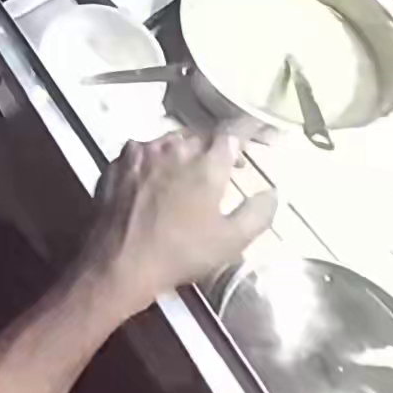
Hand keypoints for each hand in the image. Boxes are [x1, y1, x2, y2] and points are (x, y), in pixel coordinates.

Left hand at [74, 131, 278, 318]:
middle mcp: (173, 147)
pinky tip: (150, 182)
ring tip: (182, 176)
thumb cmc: (180, 252)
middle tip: (218, 169)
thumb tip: (274, 192)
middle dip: (211, 148)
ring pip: (168, 141)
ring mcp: (142, 150)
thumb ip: (257, 214)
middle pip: (198, 137)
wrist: (120, 259)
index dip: (243, 133)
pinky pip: (141, 152)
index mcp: (205, 163)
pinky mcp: (118, 159)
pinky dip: (152, 161)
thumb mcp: (230, 242)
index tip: (249, 139)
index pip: (231, 133)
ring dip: (180, 153)